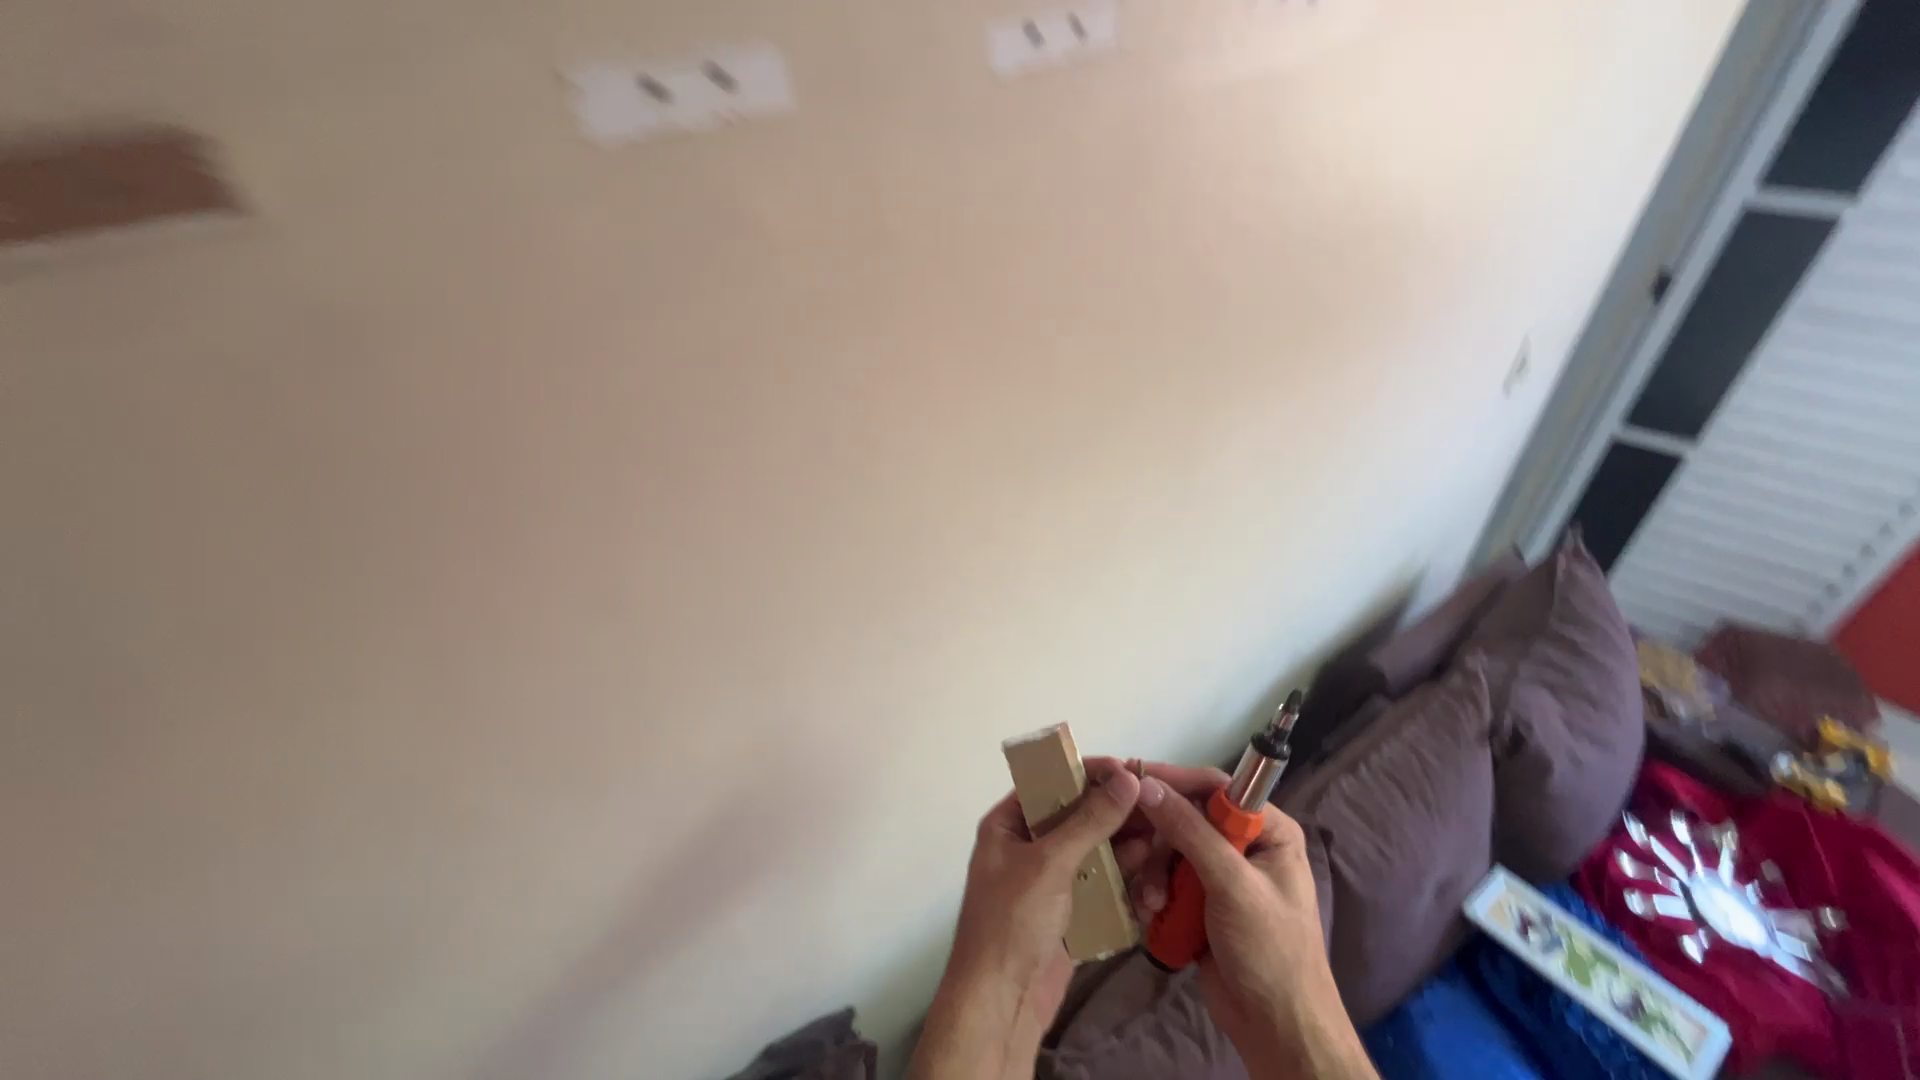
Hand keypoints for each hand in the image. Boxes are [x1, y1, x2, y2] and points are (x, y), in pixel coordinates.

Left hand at [908, 759, 1140, 1079]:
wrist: (1000, 1002)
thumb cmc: (1012, 920)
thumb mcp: (1050, 862)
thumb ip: (1090, 820)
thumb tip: (1127, 778)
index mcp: (1008, 824)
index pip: (1050, 783)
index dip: (1087, 773)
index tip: (1128, 769)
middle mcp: (1027, 845)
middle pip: (1076, 816)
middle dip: (1113, 811)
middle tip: (1156, 803)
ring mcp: (1049, 880)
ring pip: (1092, 850)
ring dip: (1122, 844)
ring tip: (1160, 834)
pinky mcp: (1068, 910)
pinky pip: (1098, 883)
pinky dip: (1121, 876)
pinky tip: (1149, 870)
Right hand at [1127, 768, 1377, 1079]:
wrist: (1276, 1029)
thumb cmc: (1269, 951)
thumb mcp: (1232, 885)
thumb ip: (1190, 831)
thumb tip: (1149, 785)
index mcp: (1267, 831)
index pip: (1214, 787)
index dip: (1173, 780)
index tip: (1131, 778)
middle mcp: (1243, 845)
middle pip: (1184, 818)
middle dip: (1159, 841)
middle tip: (1133, 853)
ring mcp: (1218, 876)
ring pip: (1168, 851)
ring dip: (1154, 874)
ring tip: (1153, 902)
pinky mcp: (1199, 903)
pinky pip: (1164, 880)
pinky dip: (1153, 893)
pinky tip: (1152, 913)